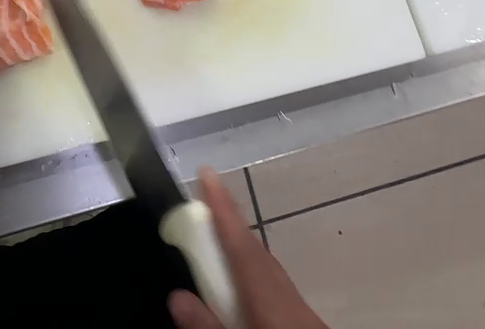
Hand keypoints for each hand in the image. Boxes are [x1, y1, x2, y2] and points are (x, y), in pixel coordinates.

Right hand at [168, 167, 325, 328]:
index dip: (221, 206)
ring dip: (241, 253)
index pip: (240, 243)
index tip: (207, 172)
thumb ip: (207, 326)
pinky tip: (243, 292)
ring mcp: (302, 312)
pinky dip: (254, 278)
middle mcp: (288, 298)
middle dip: (228, 227)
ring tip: (215, 248)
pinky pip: (276, 289)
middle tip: (201, 209)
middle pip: (255, 252)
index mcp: (268, 299)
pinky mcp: (307, 325)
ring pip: (268, 271)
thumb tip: (177, 295)